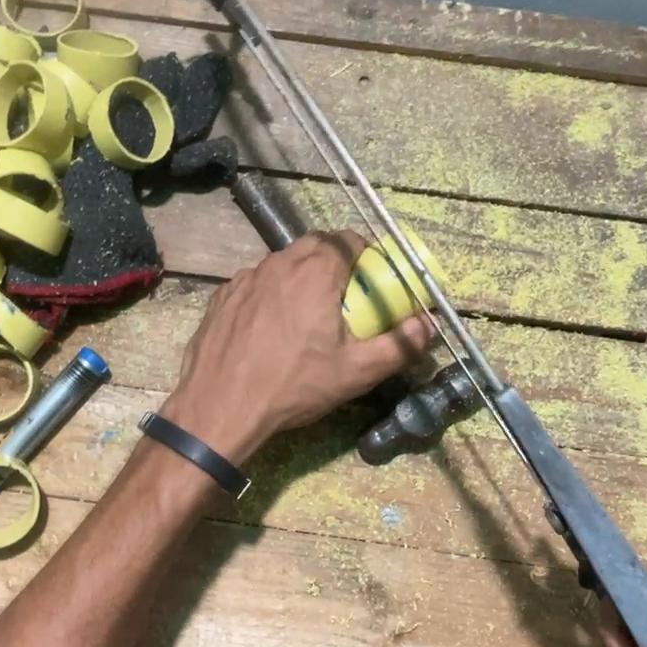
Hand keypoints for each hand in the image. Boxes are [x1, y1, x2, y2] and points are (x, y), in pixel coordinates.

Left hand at [160, 231, 429, 463]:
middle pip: (314, 247)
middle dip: (334, 264)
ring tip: (307, 315)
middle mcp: (277, 263)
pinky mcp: (221, 297)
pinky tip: (269, 330)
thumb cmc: (292, 386)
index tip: (372, 278)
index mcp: (315, 271)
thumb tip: (428, 326)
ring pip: (281, 265)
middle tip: (345, 298)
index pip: (348, 240)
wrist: (219, 407)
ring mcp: (244, 278)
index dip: (365, 254)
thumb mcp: (356, 372)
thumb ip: (399, 346)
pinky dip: (269, 296)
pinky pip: (254, 285)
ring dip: (300, 279)